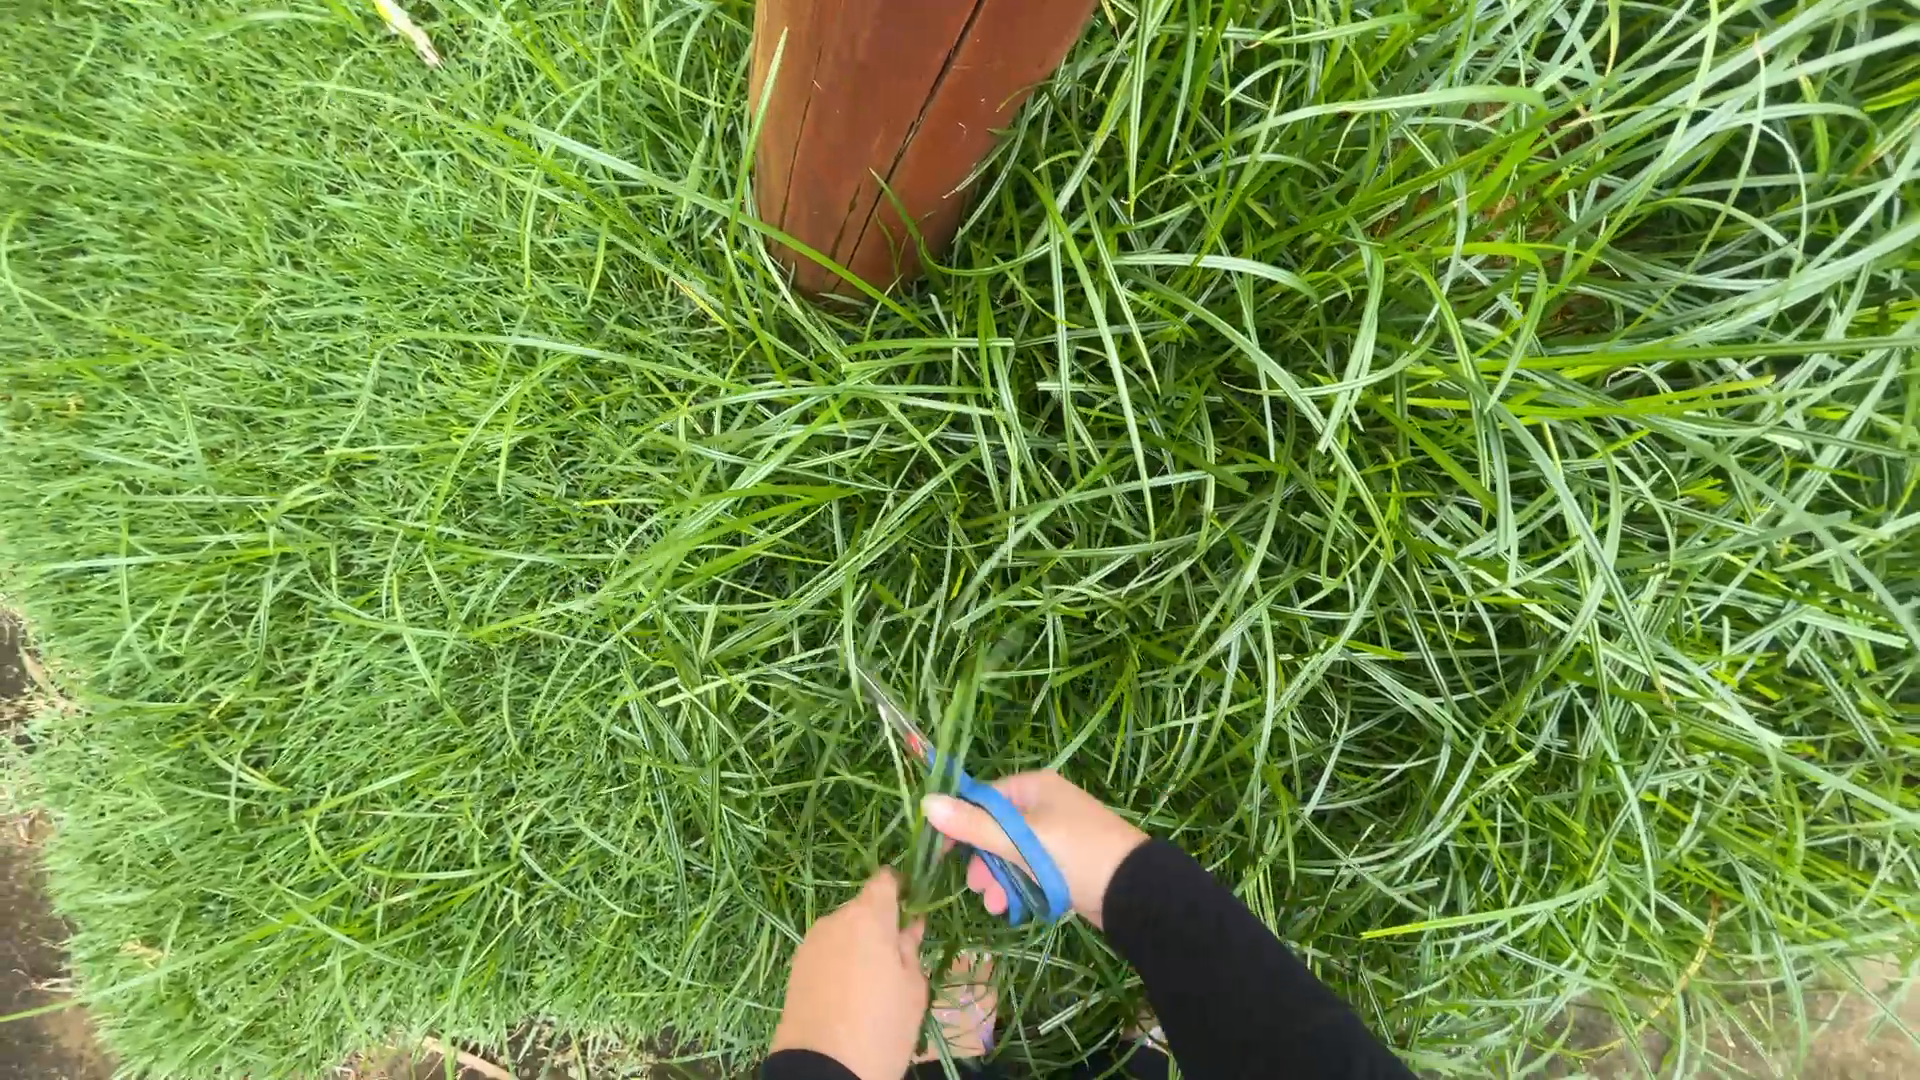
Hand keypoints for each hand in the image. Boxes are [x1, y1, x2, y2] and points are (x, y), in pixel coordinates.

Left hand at [770, 870, 927, 1079]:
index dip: (899, 889)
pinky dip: (838, 964)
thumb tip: (910, 926)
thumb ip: (911, 950)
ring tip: (869, 987)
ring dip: (858, 946)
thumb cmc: (880, 1028)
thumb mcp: (912, 990)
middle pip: (864, 909)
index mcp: (870, 916)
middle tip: (895, 963)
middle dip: (880, 926)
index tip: (910, 911)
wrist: (822, 1073)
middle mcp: (837, 919)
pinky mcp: (795, 967)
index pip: (885, 880)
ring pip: (844, 932)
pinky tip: (846, 997)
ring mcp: (812, 942)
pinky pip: (826, 953)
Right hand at [922, 771, 1147, 929]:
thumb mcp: (1020, 840)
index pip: (983, 798)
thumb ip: (973, 825)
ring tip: (996, 905)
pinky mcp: (1063, 861)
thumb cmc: (1074, 854)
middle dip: (982, 860)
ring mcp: (1054, 834)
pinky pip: (1028, 869)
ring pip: (1010, 853)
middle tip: (977, 888)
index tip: (942, 852)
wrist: (1134, 891)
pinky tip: (1012, 906)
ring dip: (998, 878)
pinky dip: (1017, 885)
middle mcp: (1042, 804)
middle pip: (995, 828)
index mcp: (1033, 787)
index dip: (960, 823)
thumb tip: (925, 801)